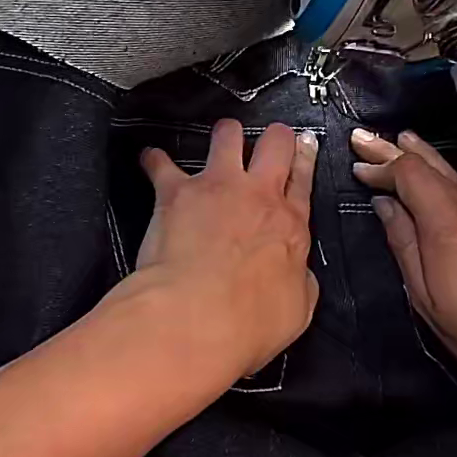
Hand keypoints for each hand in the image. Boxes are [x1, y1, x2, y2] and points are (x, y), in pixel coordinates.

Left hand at [126, 120, 319, 380]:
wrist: (194, 318)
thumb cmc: (248, 322)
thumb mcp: (297, 310)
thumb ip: (301, 282)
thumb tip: (299, 274)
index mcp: (290, 223)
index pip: (303, 179)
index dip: (305, 157)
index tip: (305, 142)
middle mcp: (258, 194)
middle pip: (276, 142)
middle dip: (275, 136)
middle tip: (270, 139)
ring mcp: (217, 186)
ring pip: (228, 135)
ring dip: (226, 134)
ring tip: (221, 137)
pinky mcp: (176, 191)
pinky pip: (162, 162)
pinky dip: (155, 160)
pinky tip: (150, 159)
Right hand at [350, 128, 456, 425]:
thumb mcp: (430, 303)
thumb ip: (405, 247)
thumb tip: (385, 205)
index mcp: (448, 227)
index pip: (409, 175)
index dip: (382, 167)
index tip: (358, 167)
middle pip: (431, 168)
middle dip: (395, 152)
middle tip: (366, 139)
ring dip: (428, 156)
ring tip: (404, 138)